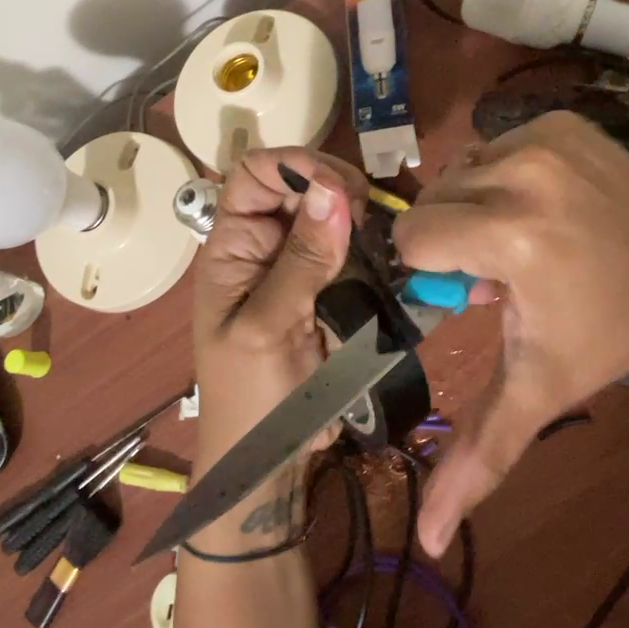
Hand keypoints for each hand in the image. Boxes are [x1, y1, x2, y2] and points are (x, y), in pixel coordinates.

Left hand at [192, 148, 368, 459]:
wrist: (272, 460)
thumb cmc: (251, 397)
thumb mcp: (267, 329)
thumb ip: (302, 261)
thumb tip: (332, 191)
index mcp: (233, 245)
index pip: (255, 173)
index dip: (294, 167)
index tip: (339, 190)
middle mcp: (268, 246)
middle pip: (303, 188)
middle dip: (338, 192)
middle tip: (370, 220)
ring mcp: (303, 268)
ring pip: (336, 218)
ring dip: (362, 223)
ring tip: (385, 243)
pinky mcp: (335, 292)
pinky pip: (357, 254)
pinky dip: (377, 252)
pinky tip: (395, 261)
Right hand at [393, 111, 628, 555]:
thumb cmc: (603, 338)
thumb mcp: (536, 394)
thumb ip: (479, 455)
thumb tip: (424, 538)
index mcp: (513, 235)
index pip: (417, 238)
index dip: (439, 272)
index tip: (480, 292)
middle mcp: (524, 172)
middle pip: (435, 200)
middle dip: (456, 238)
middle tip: (506, 270)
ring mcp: (546, 137)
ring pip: (460, 168)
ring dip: (477, 205)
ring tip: (524, 236)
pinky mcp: (562, 120)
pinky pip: (494, 143)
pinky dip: (504, 173)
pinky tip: (542, 204)